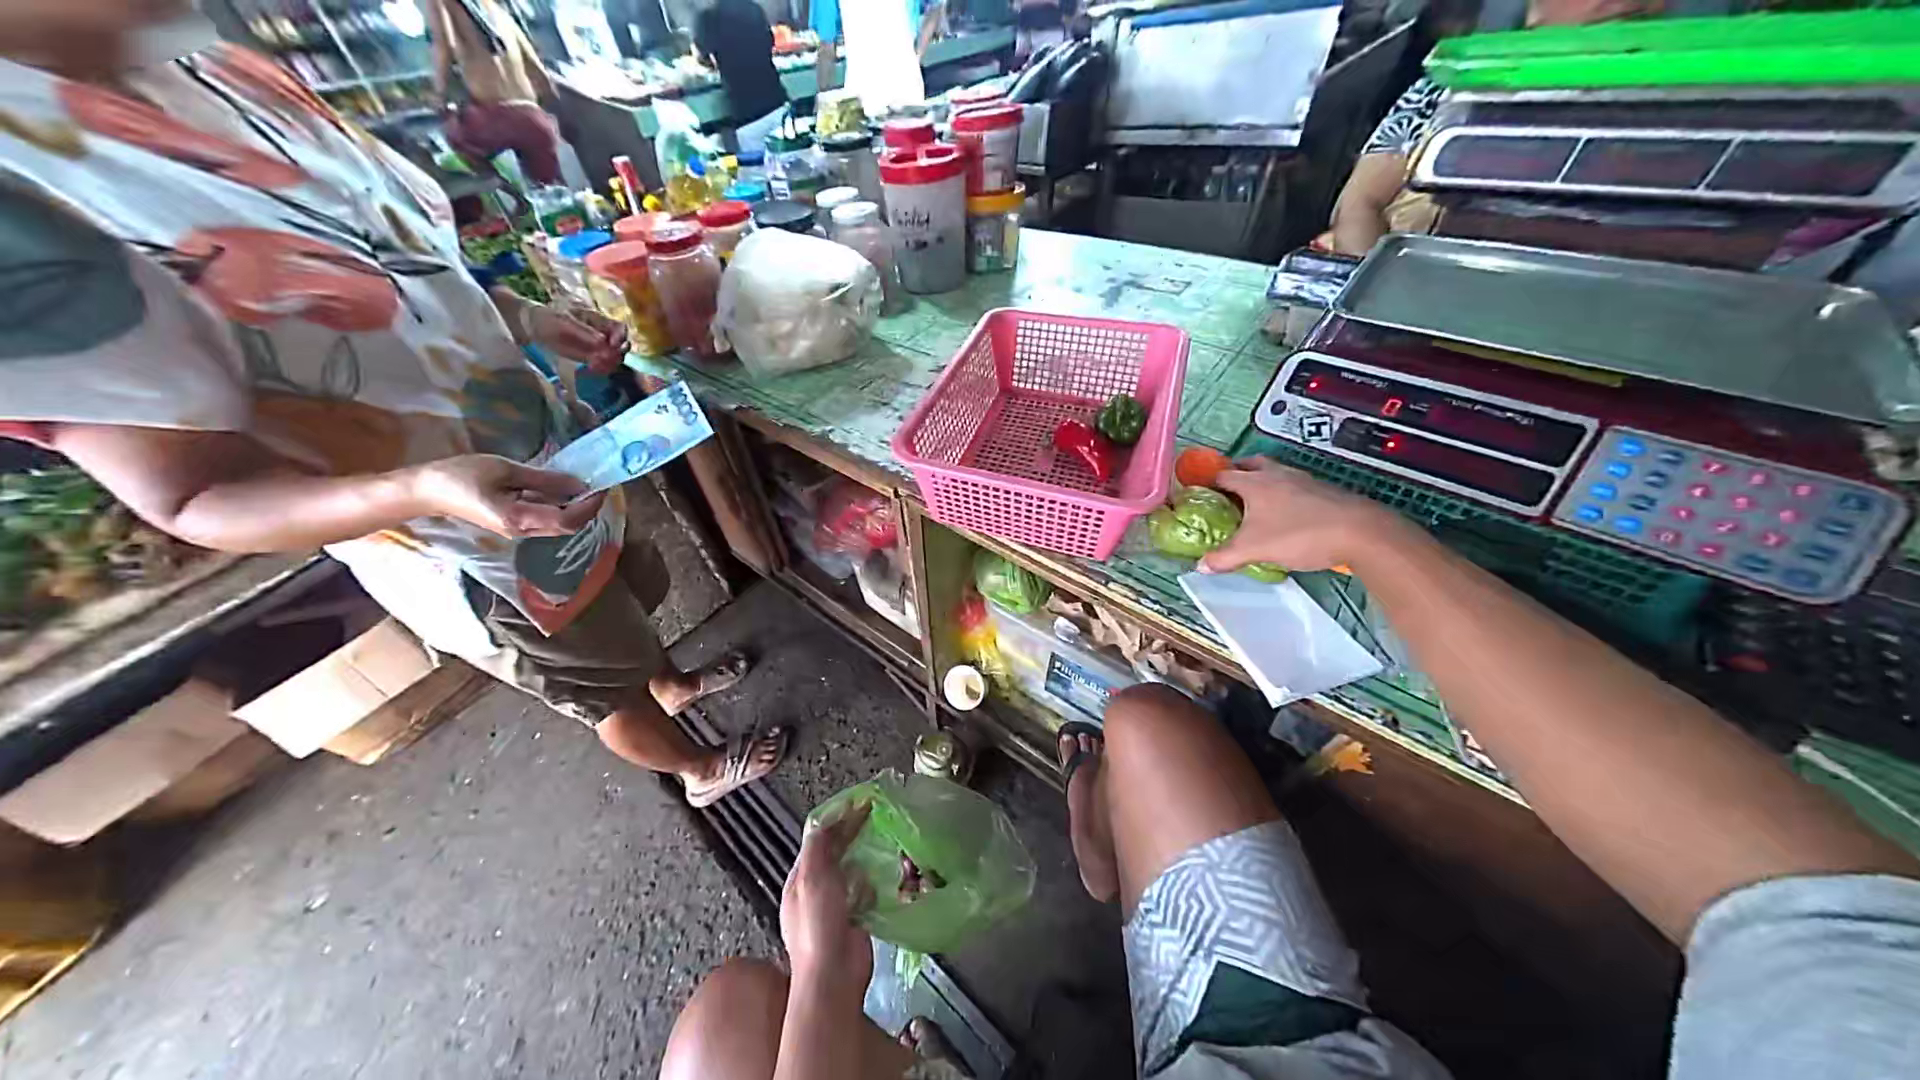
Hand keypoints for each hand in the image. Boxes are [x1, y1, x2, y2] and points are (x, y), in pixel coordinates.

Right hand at [410, 454, 605, 537]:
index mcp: (519, 519)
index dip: (590, 506)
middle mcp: (523, 532)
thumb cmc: (459, 476)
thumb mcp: (504, 470)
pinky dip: (562, 506)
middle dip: (588, 507)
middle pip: (568, 526)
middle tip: (599, 485)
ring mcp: (519, 531)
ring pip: (560, 525)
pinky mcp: (515, 525)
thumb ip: (544, 479)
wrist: (424, 491)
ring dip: (577, 508)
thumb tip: (579, 484)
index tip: (603, 487)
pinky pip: (547, 519)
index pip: (568, 520)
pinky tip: (565, 489)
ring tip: (587, 485)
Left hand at [527, 304, 628, 375]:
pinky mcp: (591, 358)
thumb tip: (605, 344)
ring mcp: (598, 347)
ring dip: (610, 363)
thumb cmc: (548, 319)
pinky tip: (592, 369)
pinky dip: (601, 368)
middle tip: (608, 359)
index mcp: (598, 320)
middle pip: (621, 344)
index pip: (619, 328)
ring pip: (615, 357)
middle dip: (618, 353)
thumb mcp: (565, 323)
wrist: (532, 327)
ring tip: (597, 365)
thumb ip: (585, 334)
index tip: (614, 345)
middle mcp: (602, 333)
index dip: (621, 337)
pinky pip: (603, 365)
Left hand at [782, 800, 874, 997]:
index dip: (838, 818)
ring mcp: (836, 904)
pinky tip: (889, 868)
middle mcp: (816, 889)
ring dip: (867, 853)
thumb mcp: (811, 878)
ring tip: (886, 834)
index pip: (818, 839)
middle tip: (878, 813)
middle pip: (836, 851)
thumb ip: (817, 848)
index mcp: (799, 878)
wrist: (834, 975)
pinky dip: (876, 877)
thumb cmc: (818, 925)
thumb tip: (823, 819)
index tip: (860, 802)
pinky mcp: (856, 917)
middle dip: (854, 833)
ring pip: (853, 869)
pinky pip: (867, 889)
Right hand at [1202, 457, 1409, 573]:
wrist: (1361, 532)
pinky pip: (1295, 486)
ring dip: (1262, 482)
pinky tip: (1286, 515)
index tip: (1200, 493)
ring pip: (1276, 473)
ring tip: (1255, 503)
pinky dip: (1284, 494)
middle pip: (1251, 464)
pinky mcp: (1324, 491)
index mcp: (1255, 483)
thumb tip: (1201, 565)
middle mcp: (1278, 475)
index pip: (1224, 474)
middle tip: (1227, 491)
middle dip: (1237, 473)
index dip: (1209, 482)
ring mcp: (1304, 480)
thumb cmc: (1300, 534)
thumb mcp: (1255, 549)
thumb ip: (1225, 557)